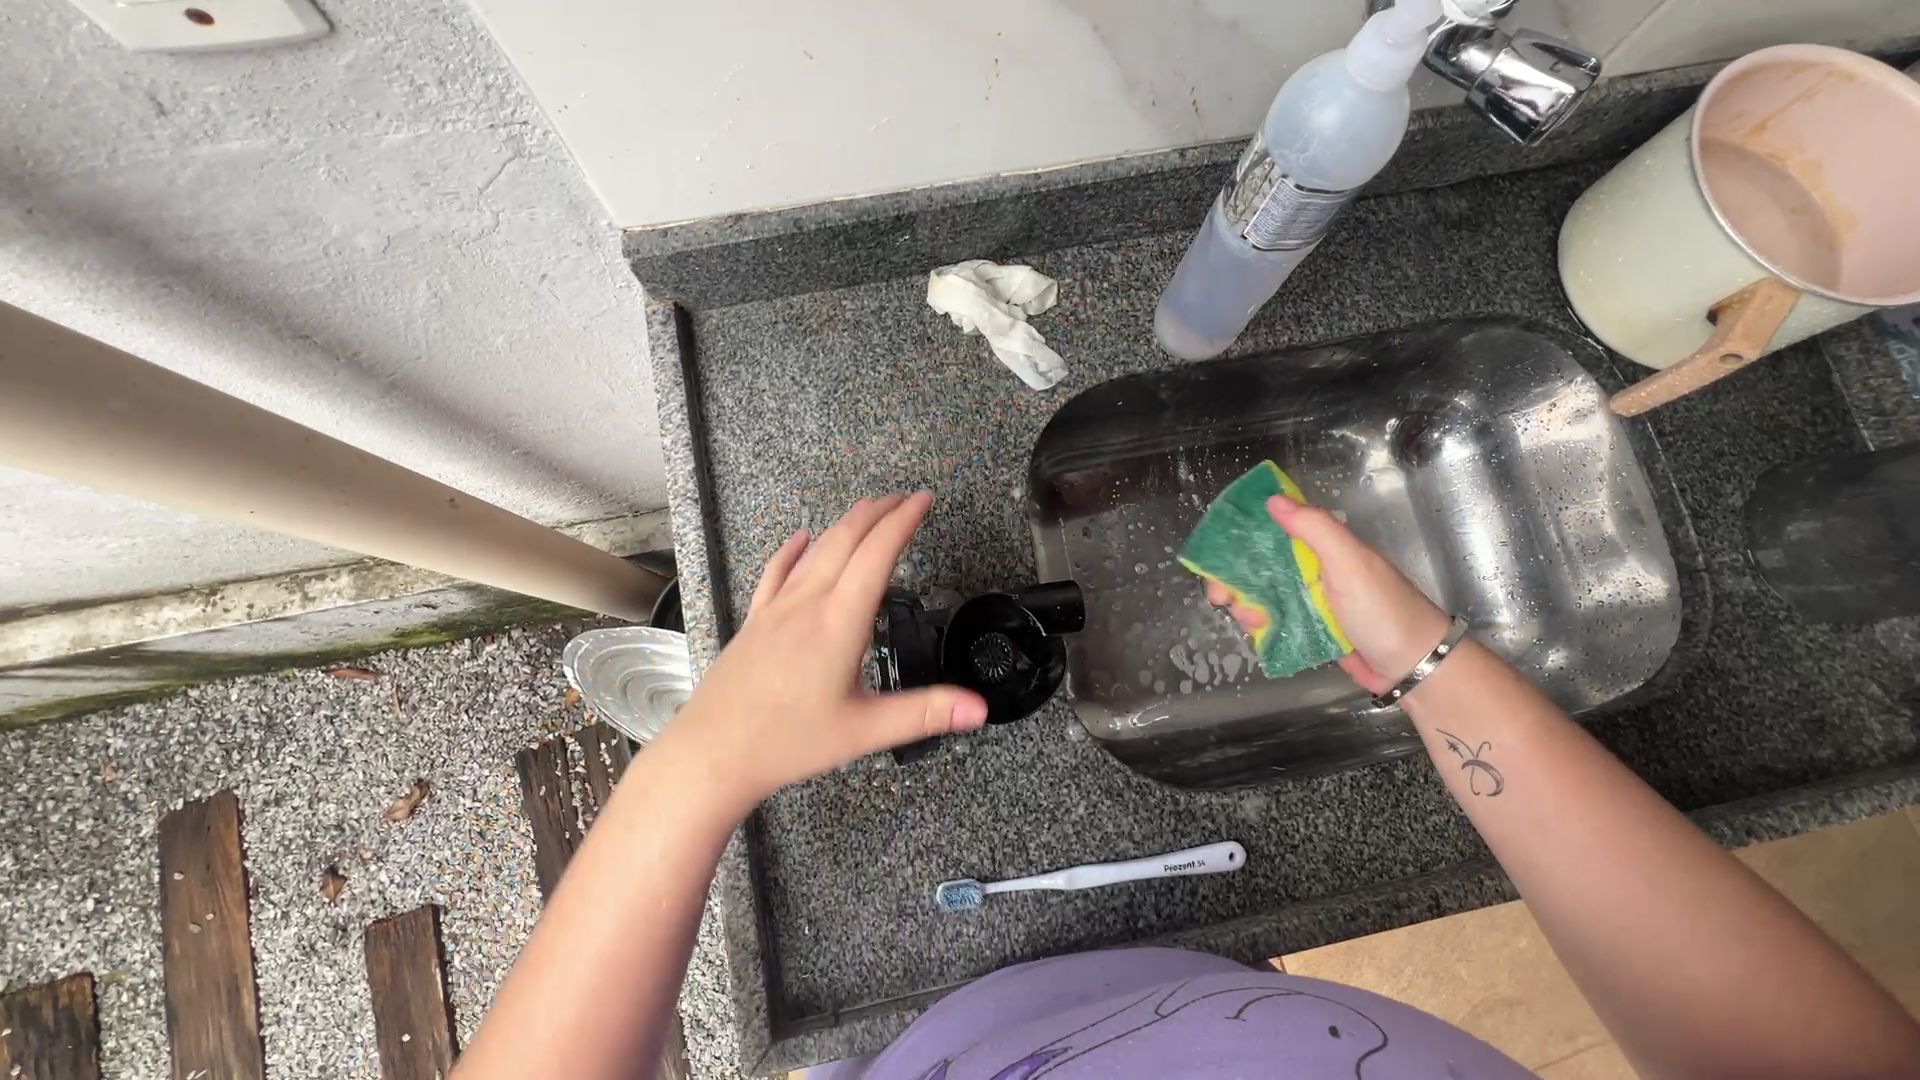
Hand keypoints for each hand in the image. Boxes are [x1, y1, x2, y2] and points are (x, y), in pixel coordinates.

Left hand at [656, 493, 987, 817]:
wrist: (713, 753)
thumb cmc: (788, 742)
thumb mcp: (866, 731)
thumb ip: (925, 713)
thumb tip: (979, 708)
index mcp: (840, 622)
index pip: (878, 555)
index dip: (903, 522)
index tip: (923, 500)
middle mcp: (808, 604)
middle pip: (846, 540)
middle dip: (878, 512)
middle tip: (905, 498)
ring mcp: (777, 609)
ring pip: (815, 551)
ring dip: (845, 524)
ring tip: (868, 509)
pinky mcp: (755, 621)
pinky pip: (777, 572)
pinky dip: (794, 549)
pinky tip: (800, 538)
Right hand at [1205, 494, 1450, 694]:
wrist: (1413, 666)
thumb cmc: (1383, 609)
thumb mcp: (1350, 562)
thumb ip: (1314, 529)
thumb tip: (1274, 499)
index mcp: (1323, 548)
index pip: (1273, 531)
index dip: (1241, 539)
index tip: (1217, 554)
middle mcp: (1313, 571)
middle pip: (1259, 567)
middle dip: (1234, 580)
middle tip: (1221, 598)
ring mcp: (1311, 602)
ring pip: (1262, 597)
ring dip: (1246, 606)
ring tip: (1250, 622)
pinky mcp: (1310, 630)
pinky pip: (1274, 623)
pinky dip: (1261, 627)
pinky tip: (1258, 633)